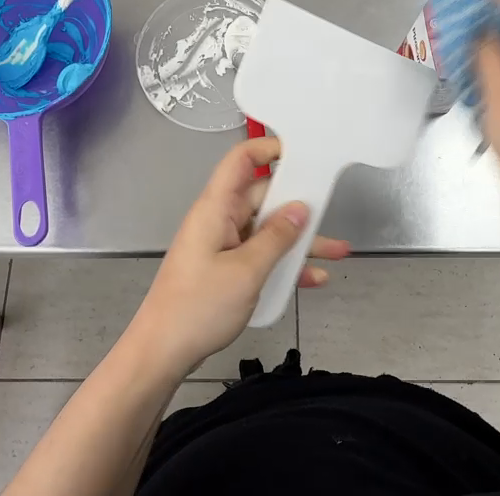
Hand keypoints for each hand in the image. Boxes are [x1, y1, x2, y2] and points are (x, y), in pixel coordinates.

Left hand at [120, 136, 349, 379]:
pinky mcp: (224, 270)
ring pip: (266, 231)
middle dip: (297, 204)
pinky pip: (260, 257)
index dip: (269, 147)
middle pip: (261, 198)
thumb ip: (277, 238)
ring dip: (299, 242)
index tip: (302, 152)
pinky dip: (284, 266)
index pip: (241, 160)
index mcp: (216, 208)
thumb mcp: (246, 271)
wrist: (162, 353)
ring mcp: (222, 246)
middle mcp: (219, 220)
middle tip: (331, 209)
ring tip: (338, 251)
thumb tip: (300, 207)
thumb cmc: (199, 306)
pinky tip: (313, 279)